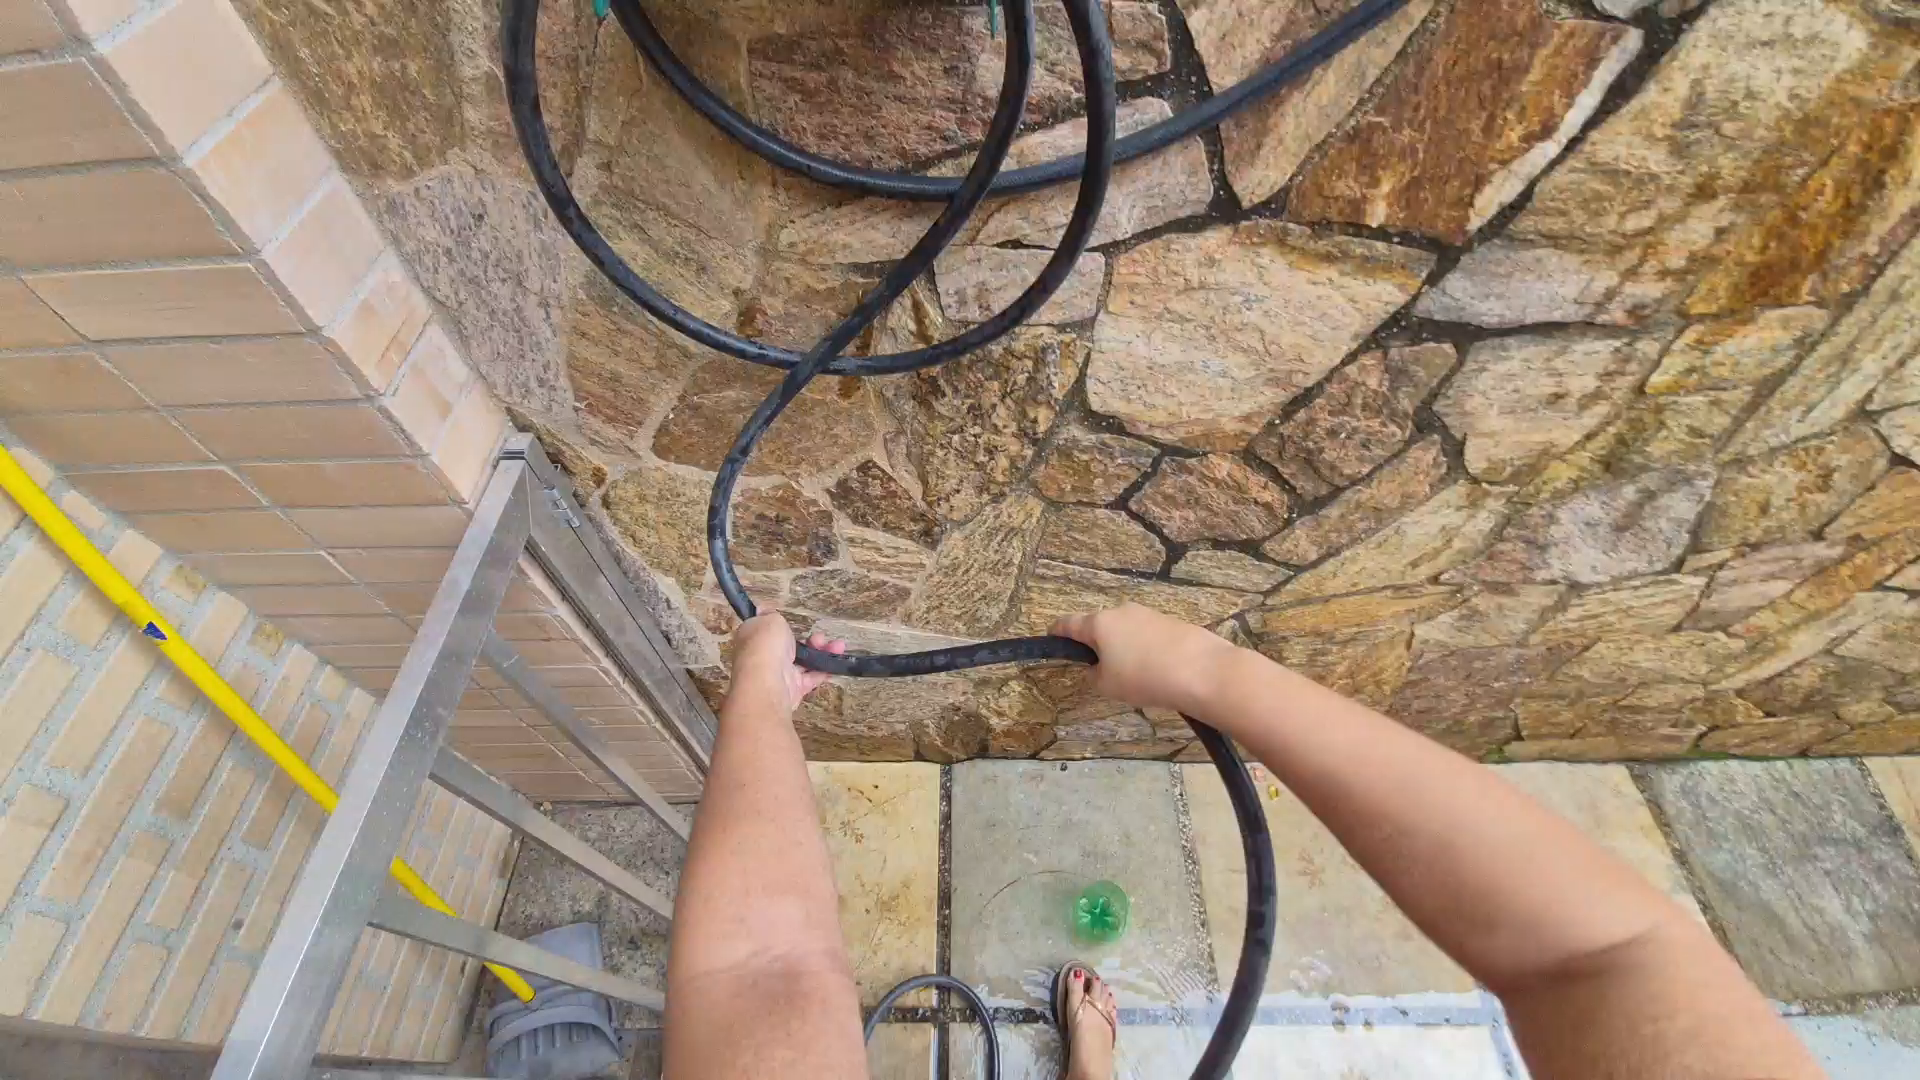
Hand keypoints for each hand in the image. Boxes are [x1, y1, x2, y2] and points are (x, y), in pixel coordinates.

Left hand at [729, 613, 845, 715]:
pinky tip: (836, 661)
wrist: (768, 681)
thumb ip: (772, 615)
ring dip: (821, 652)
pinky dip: (824, 670)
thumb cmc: (765, 644)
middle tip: (820, 636)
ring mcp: (778, 675)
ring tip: (837, 646)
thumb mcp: (770, 619)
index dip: (778, 625)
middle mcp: (762, 657)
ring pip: (802, 661)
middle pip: (788, 646)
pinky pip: (810, 677)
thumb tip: (763, 610)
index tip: (791, 622)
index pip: (764, 631)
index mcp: (751, 638)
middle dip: (807, 639)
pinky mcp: (792, 689)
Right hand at [1051, 604, 1238, 714]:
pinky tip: (1158, 672)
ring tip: (1135, 677)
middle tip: (1101, 672)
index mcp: (1099, 623)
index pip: (1067, 624)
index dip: (1056, 634)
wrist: (1204, 672)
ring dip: (1122, 648)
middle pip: (1098, 626)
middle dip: (1095, 645)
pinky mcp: (1171, 622)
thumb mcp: (1107, 685)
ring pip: (1124, 631)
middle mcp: (1121, 611)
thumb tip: (1097, 666)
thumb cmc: (1145, 678)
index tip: (1052, 640)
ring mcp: (1148, 614)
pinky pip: (1147, 636)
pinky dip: (1145, 650)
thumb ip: (1093, 674)